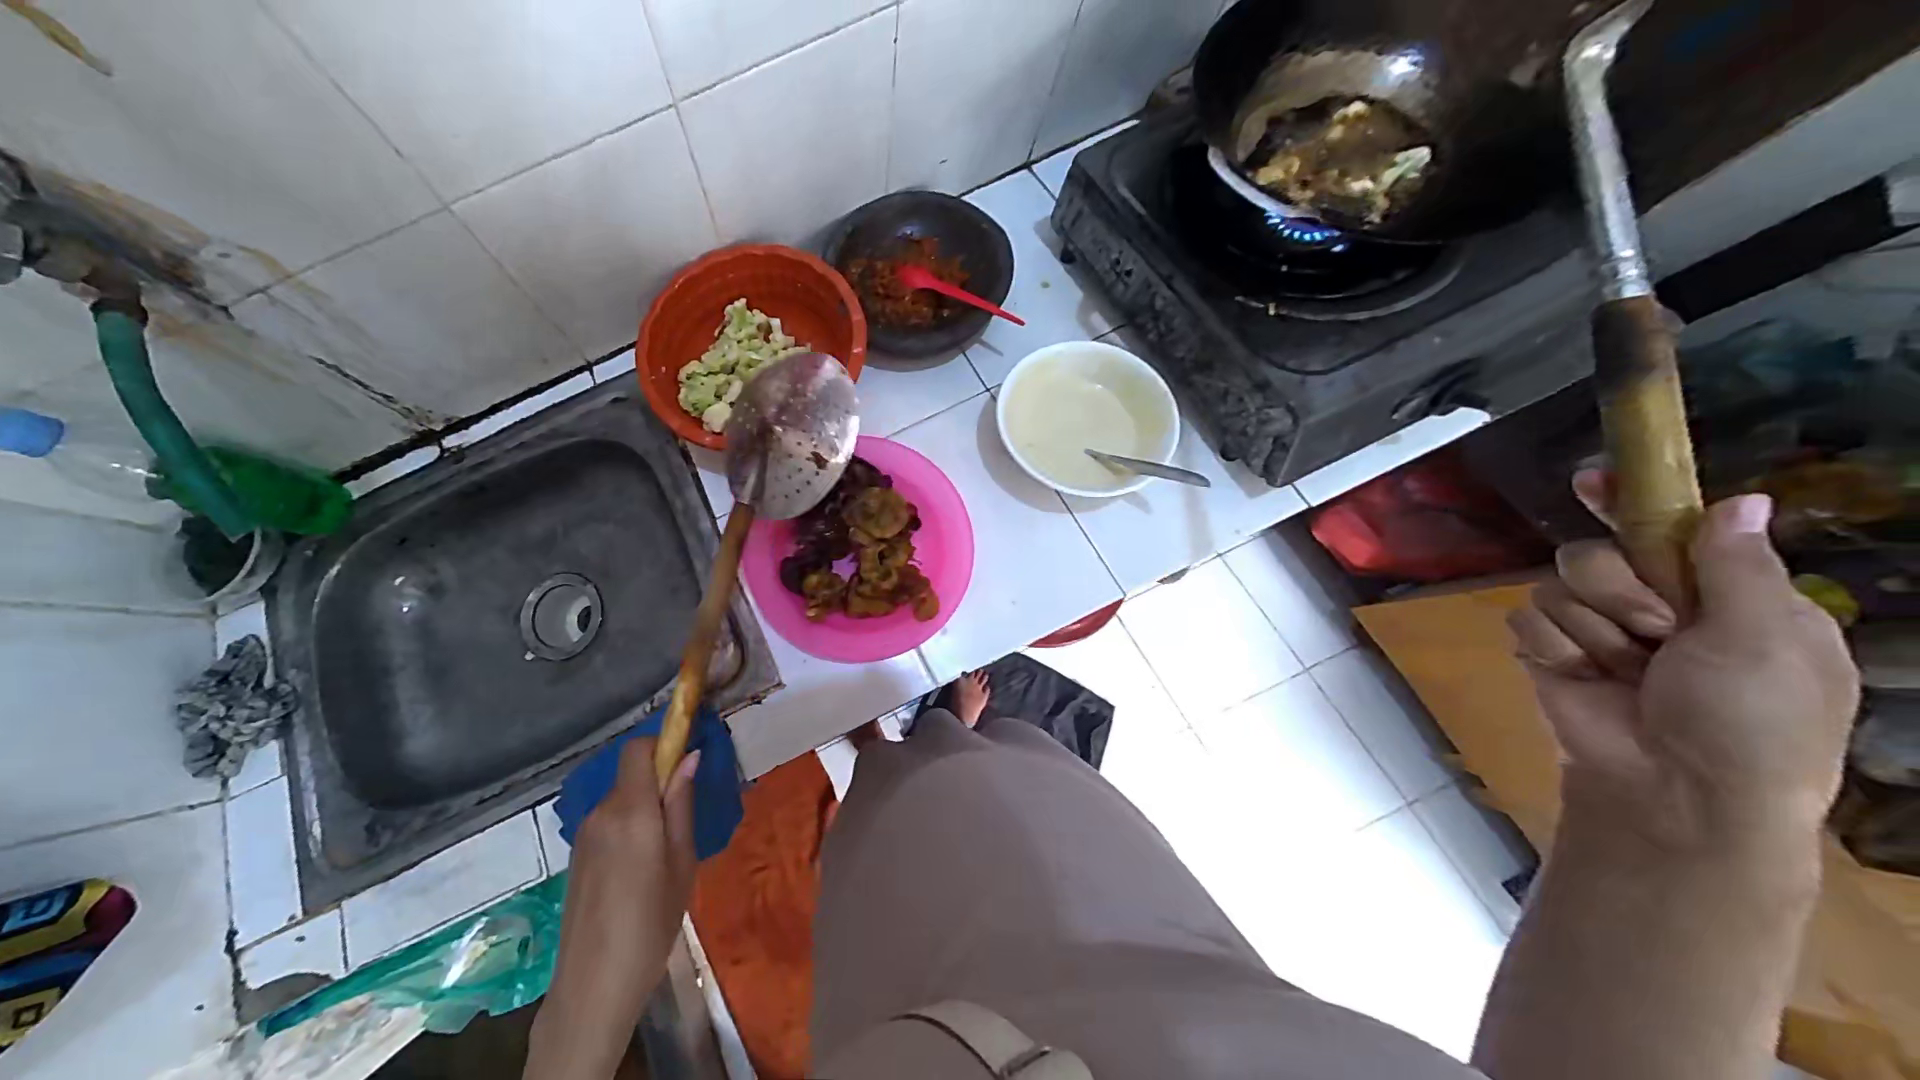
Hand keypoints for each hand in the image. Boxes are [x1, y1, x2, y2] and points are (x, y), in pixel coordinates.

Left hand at [527, 738, 697, 1079]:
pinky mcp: (578, 854)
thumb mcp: (682, 860)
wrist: (593, 984)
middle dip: (660, 777)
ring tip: (667, 845)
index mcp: (630, 811)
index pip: (638, 749)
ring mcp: (584, 834)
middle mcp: (601, 813)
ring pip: (621, 796)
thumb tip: (689, 757)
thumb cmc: (652, 921)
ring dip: (645, 802)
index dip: (663, 742)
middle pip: (631, 772)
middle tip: (687, 810)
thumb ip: (681, 804)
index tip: (688, 756)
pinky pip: (609, 820)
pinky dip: (630, 822)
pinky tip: (642, 863)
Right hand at [1508, 478, 1858, 857]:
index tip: (1597, 479)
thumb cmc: (1748, 720)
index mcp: (1724, 595)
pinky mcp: (1549, 651)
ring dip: (1592, 628)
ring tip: (1624, 670)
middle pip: (1599, 550)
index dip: (1633, 500)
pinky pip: (1526, 619)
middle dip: (1621, 587)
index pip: (1671, 527)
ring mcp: (1598, 628)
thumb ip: (1742, 566)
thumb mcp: (1767, 640)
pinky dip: (1553, 648)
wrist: (1674, 790)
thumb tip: (1743, 499)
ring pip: (1557, 584)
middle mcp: (1657, 604)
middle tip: (1659, 627)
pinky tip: (1583, 677)